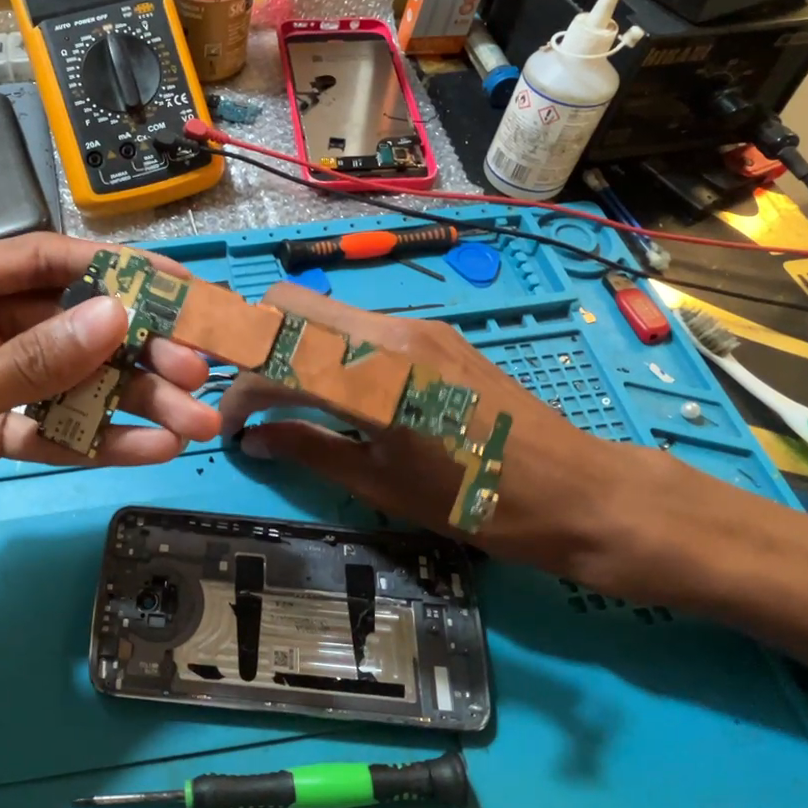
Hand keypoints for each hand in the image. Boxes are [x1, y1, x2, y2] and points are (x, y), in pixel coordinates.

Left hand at [0, 234, 220, 609]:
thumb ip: (25, 365)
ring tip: (192, 426)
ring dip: (123, 401)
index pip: (38, 262)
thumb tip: (116, 317)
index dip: (115, 272)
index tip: (181, 289)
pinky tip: (142, 451)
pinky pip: (40, 427)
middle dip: (133, 351)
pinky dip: (86, 439)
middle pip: (61, 325)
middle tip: (199, 376)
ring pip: (60, 380)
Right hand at [219, 283, 648, 584]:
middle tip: (252, 396)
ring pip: (326, 310)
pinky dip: (332, 346)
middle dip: (256, 345)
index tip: (231, 425)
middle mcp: (389, 332)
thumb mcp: (381, 484)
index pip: (275, 358)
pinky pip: (362, 323)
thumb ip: (309, 450)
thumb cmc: (475, 503)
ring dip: (294, 343)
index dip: (239, 390)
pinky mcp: (437, 332)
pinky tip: (341, 390)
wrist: (576, 490)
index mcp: (372, 375)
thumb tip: (254, 439)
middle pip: (290, 305)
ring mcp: (417, 326)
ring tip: (290, 396)